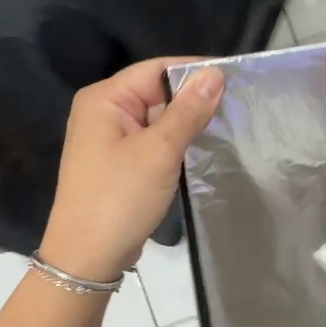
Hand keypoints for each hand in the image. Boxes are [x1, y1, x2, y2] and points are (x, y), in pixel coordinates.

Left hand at [37, 59, 223, 281]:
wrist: (87, 257)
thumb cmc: (119, 198)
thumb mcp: (159, 151)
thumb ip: (188, 111)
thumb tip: (214, 74)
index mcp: (104, 98)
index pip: (157, 69)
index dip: (195, 73)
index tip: (236, 81)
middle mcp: (103, 113)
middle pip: (157, 94)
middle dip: (194, 103)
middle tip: (239, 111)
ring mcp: (109, 141)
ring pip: (158, 122)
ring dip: (187, 128)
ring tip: (228, 132)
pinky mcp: (119, 166)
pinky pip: (152, 146)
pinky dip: (175, 149)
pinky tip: (202, 156)